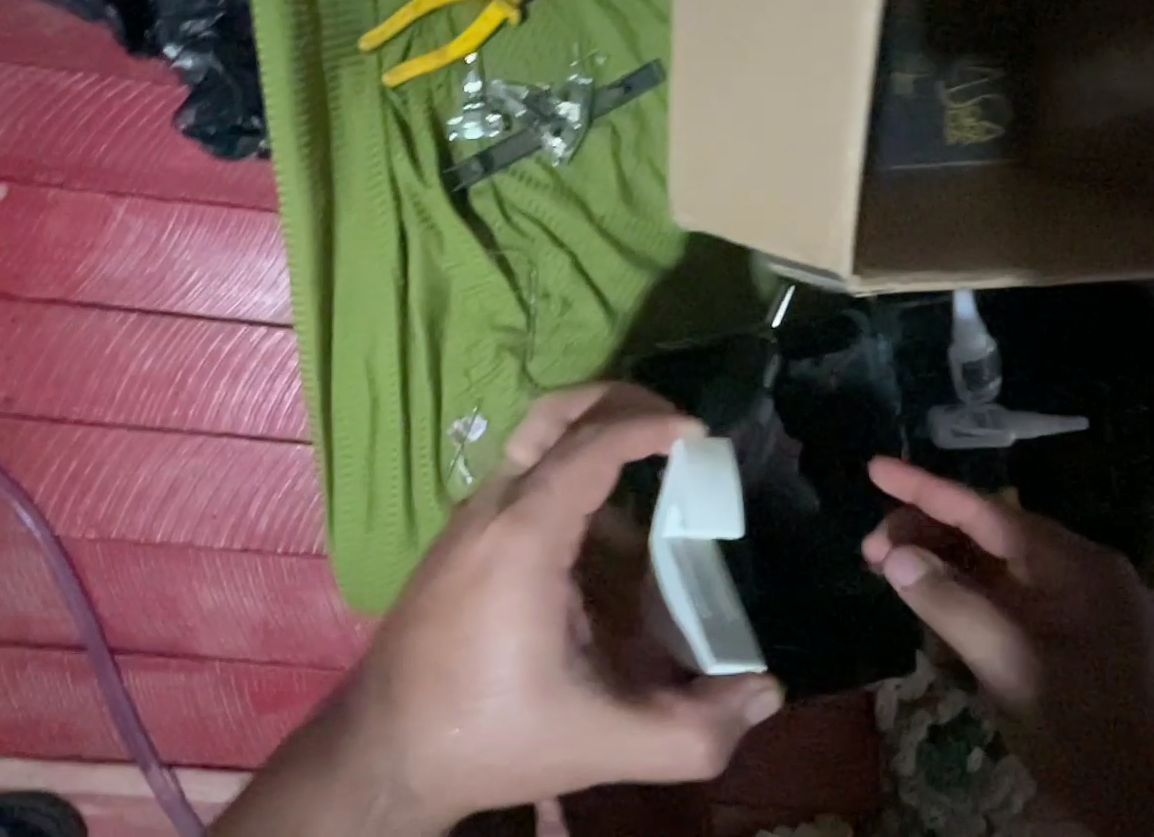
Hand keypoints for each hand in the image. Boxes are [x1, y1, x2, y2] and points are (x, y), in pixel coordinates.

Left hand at [343, 382, 783, 827]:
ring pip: (535, 448)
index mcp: (525, 534)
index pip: (591, 445)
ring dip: (596, 453)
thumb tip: (768, 691)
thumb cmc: (488, 734)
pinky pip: (523, 487)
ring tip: (656, 506)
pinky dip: (570, 491)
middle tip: (672, 423)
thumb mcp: (600, 743)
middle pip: (553, 416)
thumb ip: (694, 730)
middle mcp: (493, 507)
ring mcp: (471, 519)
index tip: (698, 431)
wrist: (385, 750)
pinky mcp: (462, 539)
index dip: (647, 425)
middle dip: (616, 403)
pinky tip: (605, 560)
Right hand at [861, 458, 1153, 836]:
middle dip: (924, 538)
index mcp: (1074, 566)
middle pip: (984, 535)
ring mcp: (1080, 609)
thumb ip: (949, 604)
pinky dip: (965, 602)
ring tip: (893, 582)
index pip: (983, 511)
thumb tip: (893, 555)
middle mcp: (1078, 574)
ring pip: (992, 569)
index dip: (922, 488)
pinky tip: (936, 621)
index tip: (873, 469)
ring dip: (940, 571)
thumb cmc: (1098, 737)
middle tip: (870, 556)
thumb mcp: (1012, 668)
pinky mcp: (1075, 642)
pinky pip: (1006, 602)